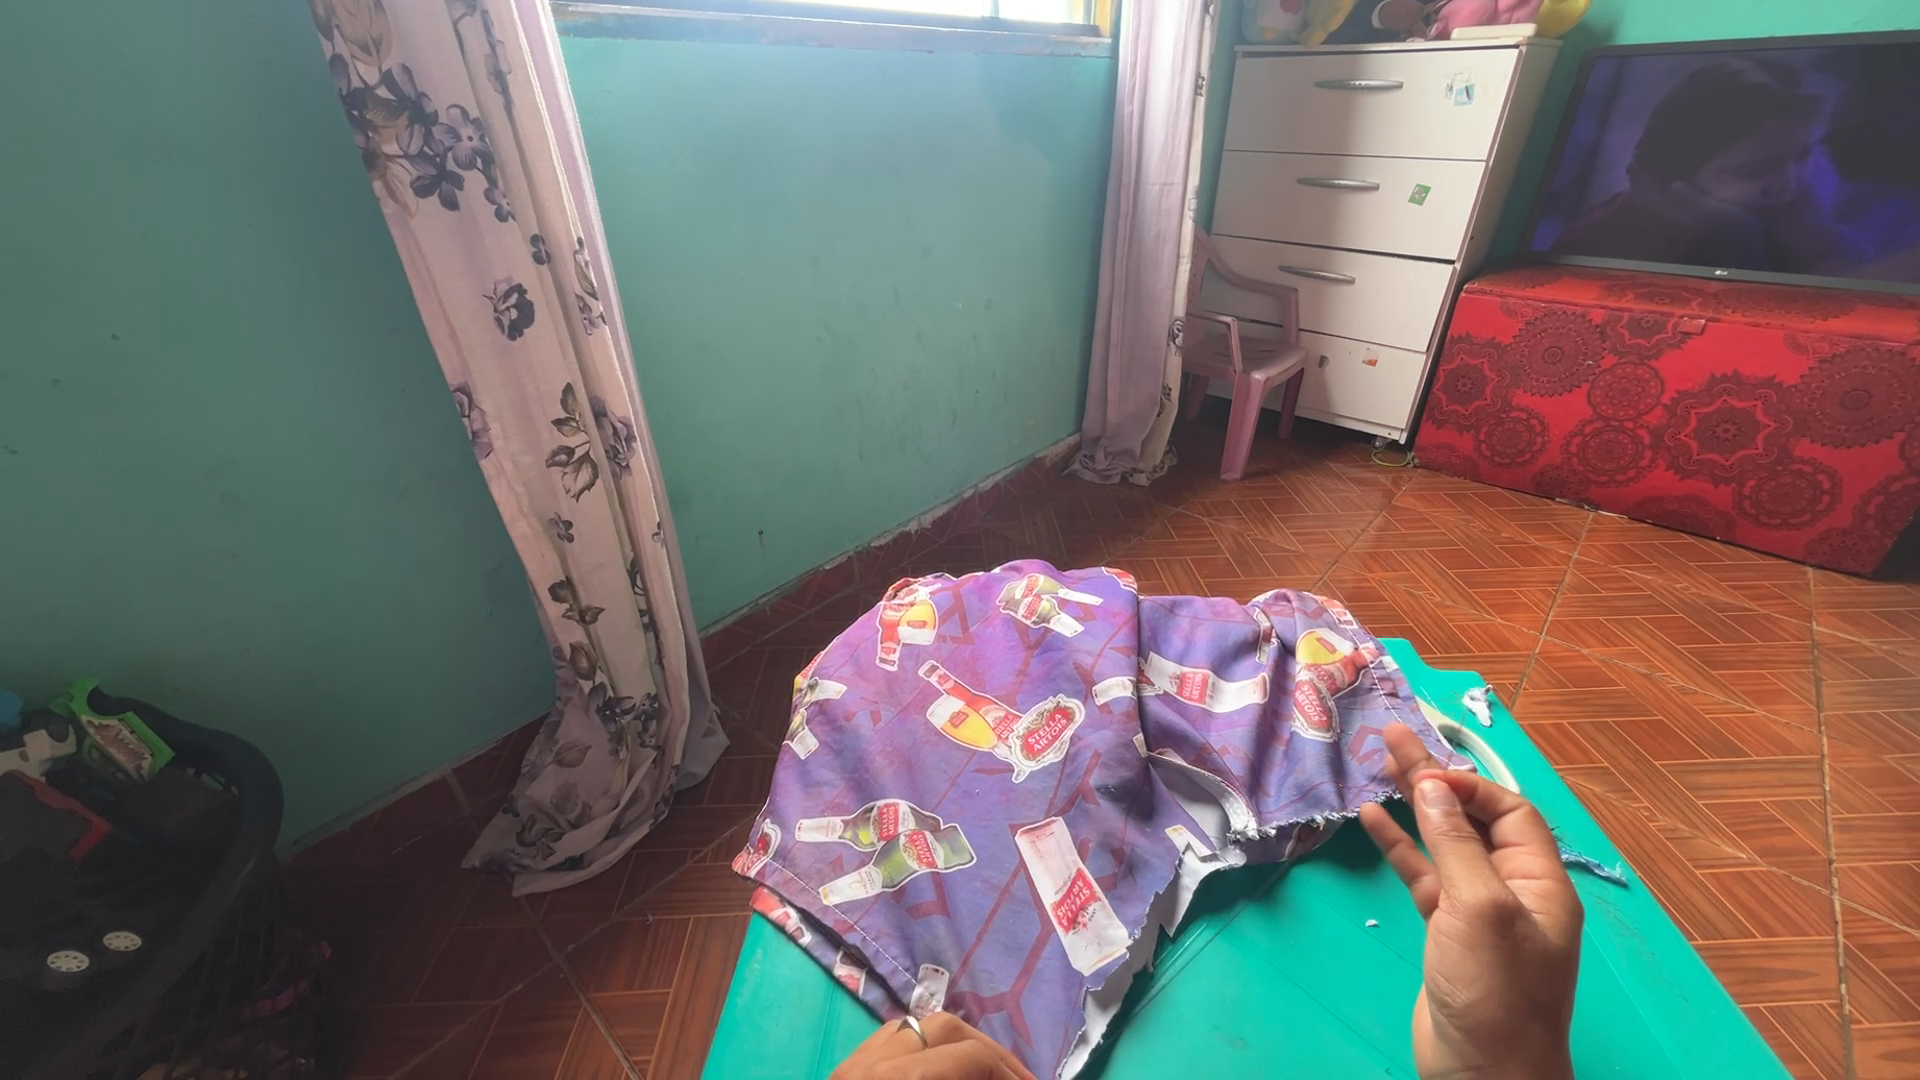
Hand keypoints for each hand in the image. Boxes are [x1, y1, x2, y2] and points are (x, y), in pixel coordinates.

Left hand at [830, 1013, 1038, 1079]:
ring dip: (959, 1043)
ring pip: (917, 1024)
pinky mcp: (846, 1069)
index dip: (1008, 1071)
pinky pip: (893, 1040)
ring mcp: (853, 1061)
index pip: (967, 1055)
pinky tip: (947, 1067)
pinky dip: (927, 1048)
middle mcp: (869, 1060)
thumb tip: (1003, 1075)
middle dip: (989, 1050)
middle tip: (1019, 1078)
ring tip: (989, 1071)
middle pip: (943, 1025)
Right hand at [1358, 725, 1582, 1079]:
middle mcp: (1510, 886)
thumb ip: (1455, 843)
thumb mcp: (1479, 907)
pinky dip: (1397, 844)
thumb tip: (1434, 785)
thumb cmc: (1494, 988)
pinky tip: (1372, 818)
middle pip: (1470, 816)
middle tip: (1393, 736)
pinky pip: (1421, 871)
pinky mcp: (1444, 926)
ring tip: (1379, 766)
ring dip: (1413, 804)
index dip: (1468, 784)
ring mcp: (1475, 907)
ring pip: (1442, 840)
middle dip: (1434, 777)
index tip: (1424, 772)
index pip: (1508, 810)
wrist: (1483, 1072)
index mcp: (1538, 881)